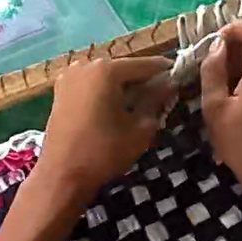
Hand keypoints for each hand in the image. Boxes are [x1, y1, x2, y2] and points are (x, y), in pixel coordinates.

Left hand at [32, 56, 174, 202]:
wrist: (61, 176)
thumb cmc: (104, 152)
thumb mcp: (140, 128)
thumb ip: (156, 100)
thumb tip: (169, 84)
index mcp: (107, 70)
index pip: (145, 64)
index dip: (166, 71)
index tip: (181, 78)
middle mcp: (86, 65)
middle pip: (124, 68)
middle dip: (143, 81)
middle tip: (162, 97)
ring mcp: (70, 77)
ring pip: (106, 76)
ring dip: (124, 87)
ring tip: (140, 106)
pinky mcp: (60, 92)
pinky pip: (91, 85)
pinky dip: (106, 92)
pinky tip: (116, 109)